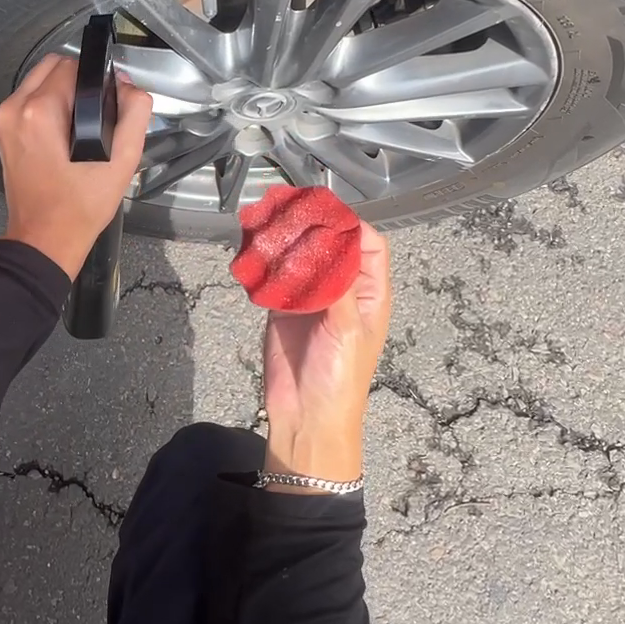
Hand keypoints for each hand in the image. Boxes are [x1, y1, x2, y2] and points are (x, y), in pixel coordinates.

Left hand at [0, 54, 150, 278]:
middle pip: (54, 66)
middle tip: (98, 114)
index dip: (100, 80)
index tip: (111, 103)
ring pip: (40, 80)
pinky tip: (66, 134)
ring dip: (63, 92)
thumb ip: (134, 115)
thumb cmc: (77, 208)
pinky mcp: (3, 132)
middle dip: (80, 82)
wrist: (46, 239)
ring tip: (82, 127)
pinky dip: (49, 107)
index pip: (74, 67)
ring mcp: (4, 121)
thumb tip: (132, 89)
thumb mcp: (121, 161)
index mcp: (39, 113)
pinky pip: (29, 100)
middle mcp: (14, 111)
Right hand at [260, 223, 391, 487]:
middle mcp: (341, 290)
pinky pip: (276, 277)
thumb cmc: (341, 377)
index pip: (369, 245)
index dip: (352, 225)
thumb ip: (341, 285)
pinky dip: (266, 262)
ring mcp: (310, 297)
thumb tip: (333, 241)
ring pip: (301, 258)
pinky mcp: (281, 307)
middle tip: (291, 208)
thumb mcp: (349, 329)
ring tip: (268, 220)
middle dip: (314, 227)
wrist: (306, 415)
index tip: (327, 212)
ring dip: (287, 241)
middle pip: (332, 246)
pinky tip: (254, 248)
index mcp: (369, 294)